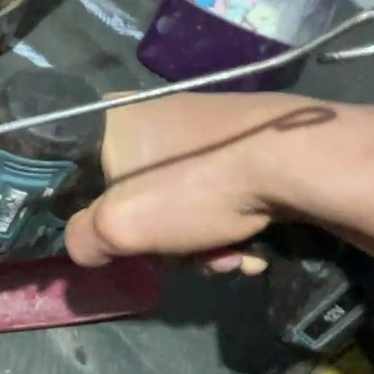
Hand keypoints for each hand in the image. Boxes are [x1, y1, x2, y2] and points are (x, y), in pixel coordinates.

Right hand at [65, 92, 373, 271]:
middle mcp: (146, 115)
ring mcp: (194, 128)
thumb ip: (83, 241)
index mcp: (107, 120)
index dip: (88, 215)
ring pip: (174, 202)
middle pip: (128, 196)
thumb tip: (85, 247)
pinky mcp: (235, 143)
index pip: (71, 172)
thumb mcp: (118, 227)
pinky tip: (249, 247)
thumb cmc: (194, 185)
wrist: (302, 160)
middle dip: (158, 241)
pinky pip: (211, 193)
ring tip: (228, 258)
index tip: (112, 240)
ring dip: (196, 244)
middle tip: (180, 258)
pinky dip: (225, 227)